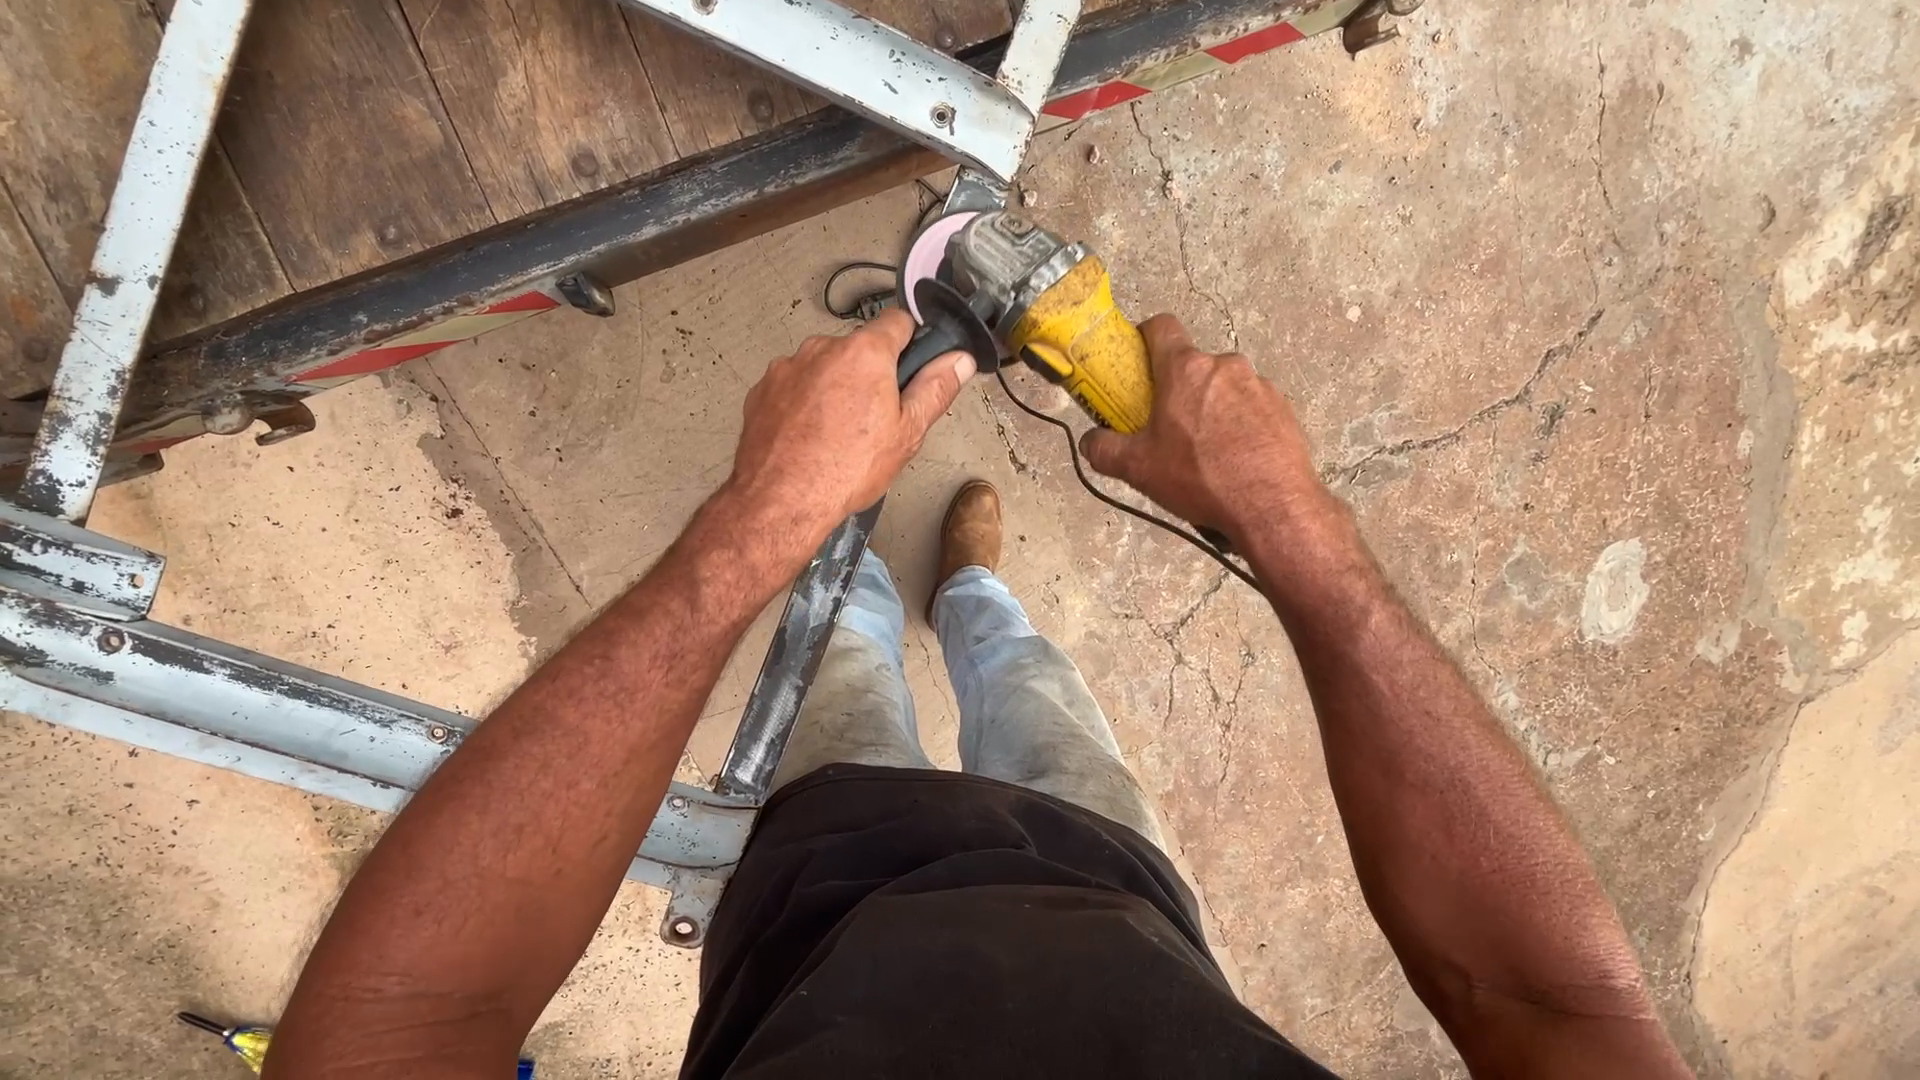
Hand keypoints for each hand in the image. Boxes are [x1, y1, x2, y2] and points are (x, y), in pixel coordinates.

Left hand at [727, 309, 973, 541]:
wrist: (780, 499)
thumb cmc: (842, 470)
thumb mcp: (907, 433)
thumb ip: (935, 389)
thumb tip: (958, 362)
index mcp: (865, 353)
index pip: (898, 320)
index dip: (911, 341)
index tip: (913, 363)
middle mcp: (823, 349)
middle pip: (859, 348)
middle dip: (870, 374)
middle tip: (877, 417)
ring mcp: (788, 367)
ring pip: (825, 367)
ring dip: (835, 388)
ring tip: (840, 434)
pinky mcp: (763, 389)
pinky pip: (795, 386)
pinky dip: (804, 404)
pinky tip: (811, 437)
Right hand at [1079, 315, 1341, 553]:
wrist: (1273, 506)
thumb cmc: (1201, 479)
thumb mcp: (1138, 469)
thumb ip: (1104, 449)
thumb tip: (1090, 442)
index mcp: (1186, 370)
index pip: (1161, 327)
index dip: (1145, 337)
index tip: (1138, 363)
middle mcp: (1225, 366)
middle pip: (1192, 367)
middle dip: (1176, 391)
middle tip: (1166, 429)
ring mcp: (1260, 386)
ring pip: (1222, 388)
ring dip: (1209, 410)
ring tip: (1203, 454)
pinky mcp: (1284, 409)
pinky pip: (1251, 408)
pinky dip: (1238, 426)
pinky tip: (1233, 461)